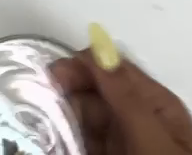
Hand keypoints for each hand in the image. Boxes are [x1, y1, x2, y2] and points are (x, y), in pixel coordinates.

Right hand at [51, 24, 191, 154]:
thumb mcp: (152, 137)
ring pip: (84, 121)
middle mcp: (138, 119)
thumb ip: (124, 93)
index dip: (80, 66)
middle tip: (37, 105)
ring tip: (39, 126)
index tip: (50, 77)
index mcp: (154, 104)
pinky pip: (84, 145)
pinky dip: (68, 143)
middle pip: (92, 93)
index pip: (111, 67)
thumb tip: (99, 46)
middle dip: (65, 94)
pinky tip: (53, 144)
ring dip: (62, 120)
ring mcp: (125, 145)